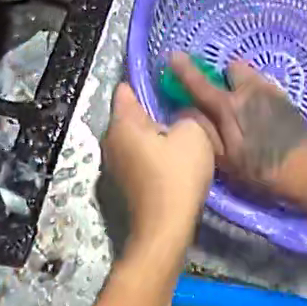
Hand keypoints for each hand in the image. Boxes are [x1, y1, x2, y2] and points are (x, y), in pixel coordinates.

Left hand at [102, 82, 214, 265]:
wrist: (166, 226)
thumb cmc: (178, 175)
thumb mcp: (194, 133)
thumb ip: (187, 113)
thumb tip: (181, 115)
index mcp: (123, 124)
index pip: (127, 90)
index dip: (147, 81)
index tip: (168, 78)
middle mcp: (111, 141)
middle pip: (133, 114)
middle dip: (155, 109)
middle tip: (183, 105)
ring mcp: (115, 164)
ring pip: (138, 136)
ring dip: (157, 132)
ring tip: (184, 129)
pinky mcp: (127, 182)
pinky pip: (142, 155)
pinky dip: (156, 151)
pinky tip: (177, 156)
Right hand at [169, 53, 306, 196]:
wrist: (305, 167)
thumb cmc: (260, 168)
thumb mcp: (224, 158)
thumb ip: (204, 130)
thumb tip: (185, 110)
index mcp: (229, 106)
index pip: (200, 83)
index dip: (185, 70)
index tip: (173, 56)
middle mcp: (250, 90)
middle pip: (231, 68)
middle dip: (224, 78)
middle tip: (223, 101)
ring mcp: (271, 90)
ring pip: (250, 75)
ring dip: (242, 85)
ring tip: (244, 111)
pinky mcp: (285, 97)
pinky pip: (264, 85)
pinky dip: (257, 93)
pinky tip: (261, 116)